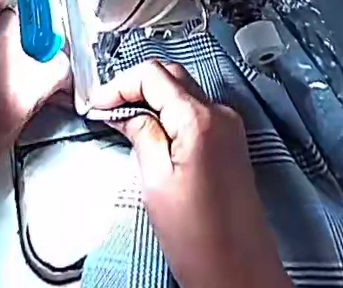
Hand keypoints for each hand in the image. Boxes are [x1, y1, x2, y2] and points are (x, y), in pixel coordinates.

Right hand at [92, 62, 288, 287]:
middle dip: (134, 85)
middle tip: (107, 106)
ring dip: (150, 96)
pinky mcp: (229, 143)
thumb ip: (140, 134)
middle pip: (168, 75)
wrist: (243, 281)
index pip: (152, 75)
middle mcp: (219, 115)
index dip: (119, 84)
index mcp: (200, 120)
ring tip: (122, 117)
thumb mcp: (156, 183)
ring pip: (180, 89)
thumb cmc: (202, 243)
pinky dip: (168, 110)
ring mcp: (228, 128)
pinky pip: (193, 109)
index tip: (98, 103)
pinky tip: (149, 129)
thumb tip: (124, 111)